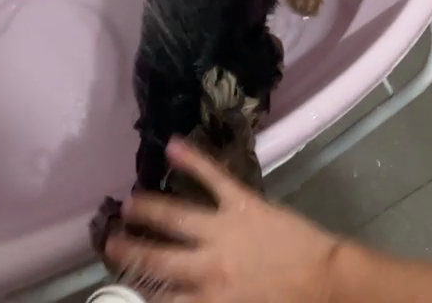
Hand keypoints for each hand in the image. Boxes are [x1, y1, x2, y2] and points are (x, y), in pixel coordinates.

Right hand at [105, 138, 345, 302]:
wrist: (324, 282)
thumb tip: (176, 297)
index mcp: (208, 302)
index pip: (159, 299)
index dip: (134, 292)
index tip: (116, 286)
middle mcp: (208, 267)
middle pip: (157, 259)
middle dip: (129, 250)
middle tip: (107, 241)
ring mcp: (224, 229)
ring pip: (176, 217)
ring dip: (149, 210)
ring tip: (128, 203)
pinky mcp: (243, 201)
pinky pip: (214, 177)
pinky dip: (193, 159)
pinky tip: (172, 144)